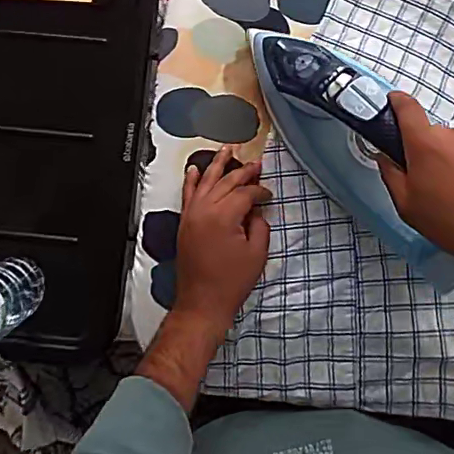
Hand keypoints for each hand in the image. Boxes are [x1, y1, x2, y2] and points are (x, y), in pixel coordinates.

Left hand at [173, 145, 272, 330]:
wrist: (202, 303)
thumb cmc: (230, 283)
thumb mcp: (256, 254)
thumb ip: (259, 226)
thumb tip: (255, 212)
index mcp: (224, 216)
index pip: (245, 193)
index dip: (259, 191)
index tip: (268, 195)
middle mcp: (204, 210)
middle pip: (226, 182)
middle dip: (242, 172)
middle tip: (256, 164)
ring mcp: (192, 215)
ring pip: (205, 181)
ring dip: (217, 165)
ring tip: (227, 150)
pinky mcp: (185, 223)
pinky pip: (187, 194)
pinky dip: (191, 179)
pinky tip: (194, 169)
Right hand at [378, 91, 453, 300]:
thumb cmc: (451, 225)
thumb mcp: (407, 206)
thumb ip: (390, 174)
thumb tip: (384, 157)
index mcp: (426, 145)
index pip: (408, 108)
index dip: (398, 102)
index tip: (394, 102)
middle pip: (435, 134)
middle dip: (431, 150)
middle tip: (432, 179)